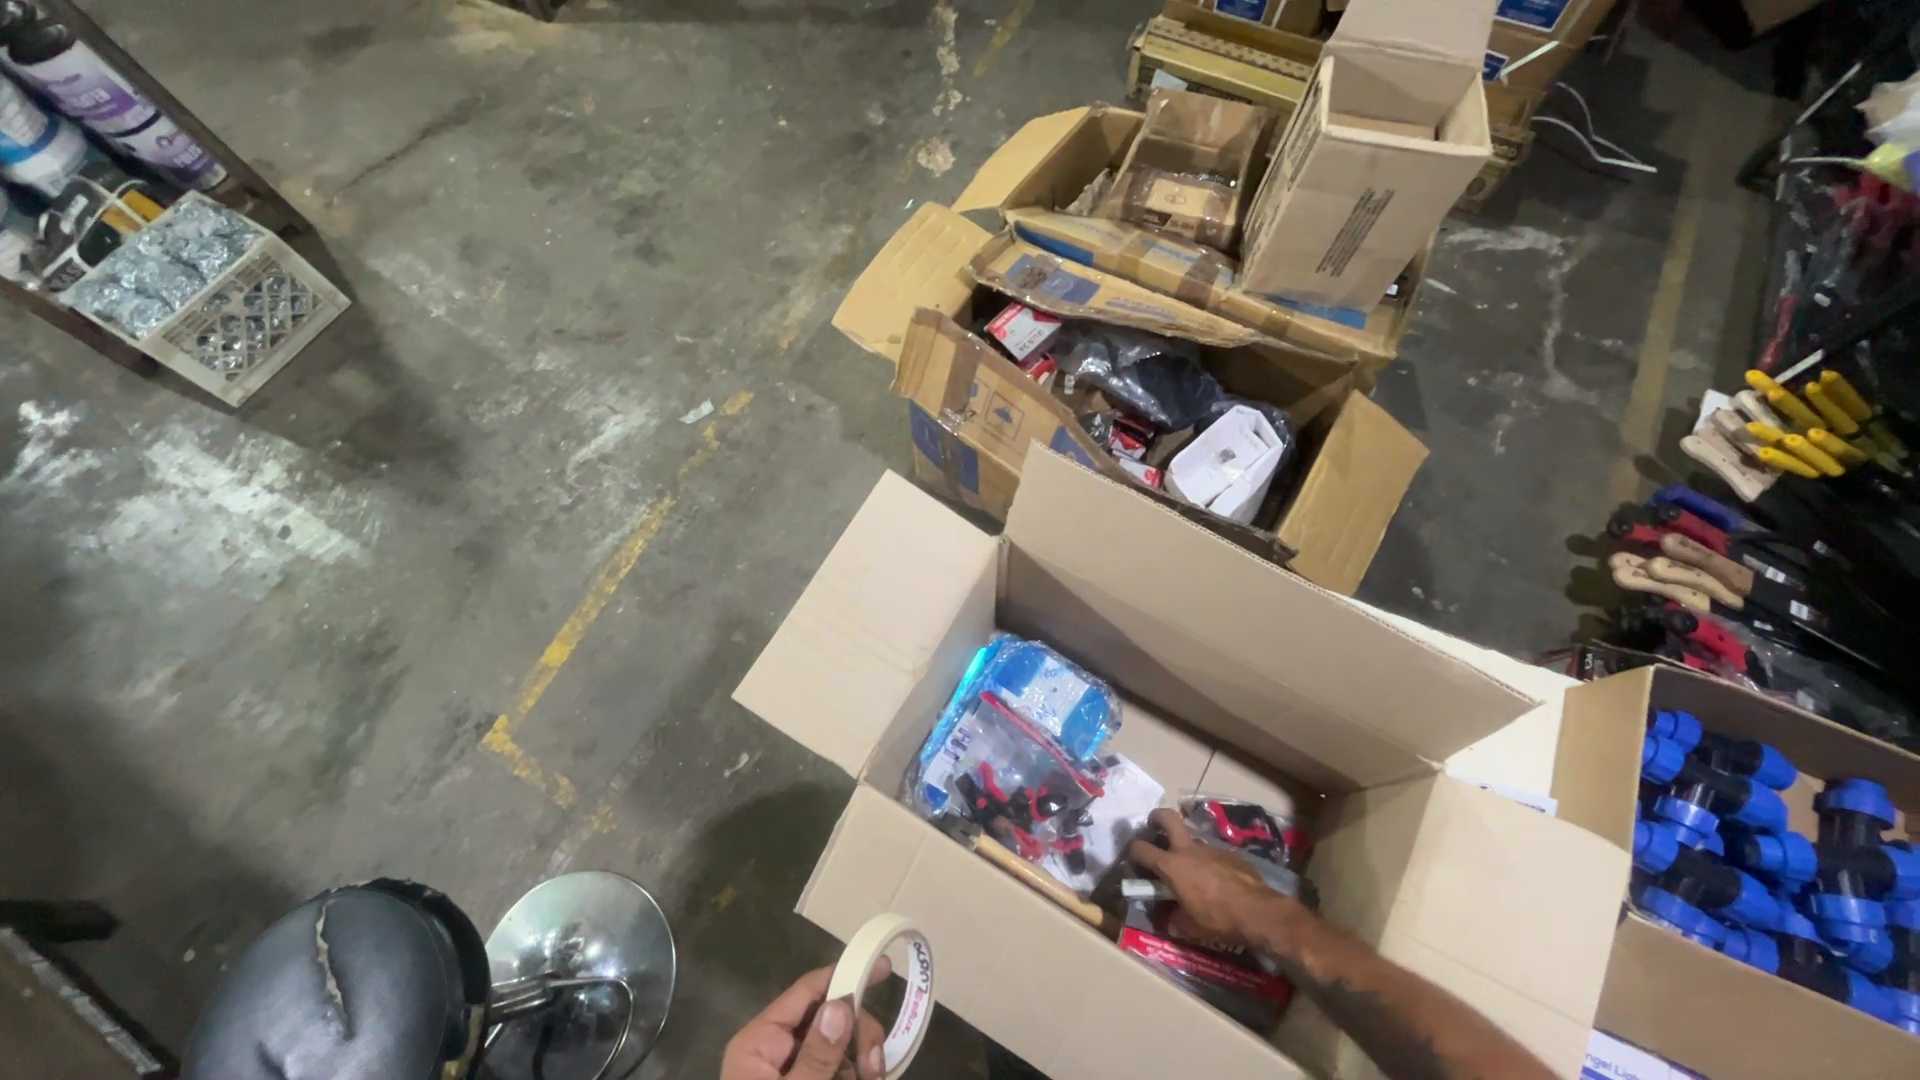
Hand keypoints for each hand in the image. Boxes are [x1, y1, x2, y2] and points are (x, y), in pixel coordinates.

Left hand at [721, 958, 891, 1079]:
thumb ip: (817, 1056)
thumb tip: (840, 1005)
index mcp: (760, 1042)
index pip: (806, 992)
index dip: (844, 975)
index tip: (884, 969)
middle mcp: (774, 1049)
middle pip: (830, 1017)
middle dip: (859, 1036)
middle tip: (876, 1068)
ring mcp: (791, 1071)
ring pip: (840, 1045)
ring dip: (862, 1062)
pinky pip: (839, 1069)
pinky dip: (855, 1076)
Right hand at [1126, 807, 1294, 945]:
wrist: (1258, 911)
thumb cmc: (1217, 918)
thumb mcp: (1189, 927)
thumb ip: (1174, 920)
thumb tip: (1169, 921)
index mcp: (1171, 865)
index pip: (1141, 849)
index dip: (1133, 852)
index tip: (1134, 860)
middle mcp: (1188, 849)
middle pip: (1167, 817)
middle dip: (1157, 818)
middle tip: (1154, 826)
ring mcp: (1211, 848)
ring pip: (1193, 838)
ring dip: (1187, 847)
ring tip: (1192, 869)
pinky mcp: (1230, 853)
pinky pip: (1213, 853)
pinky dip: (1209, 862)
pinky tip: (1216, 879)